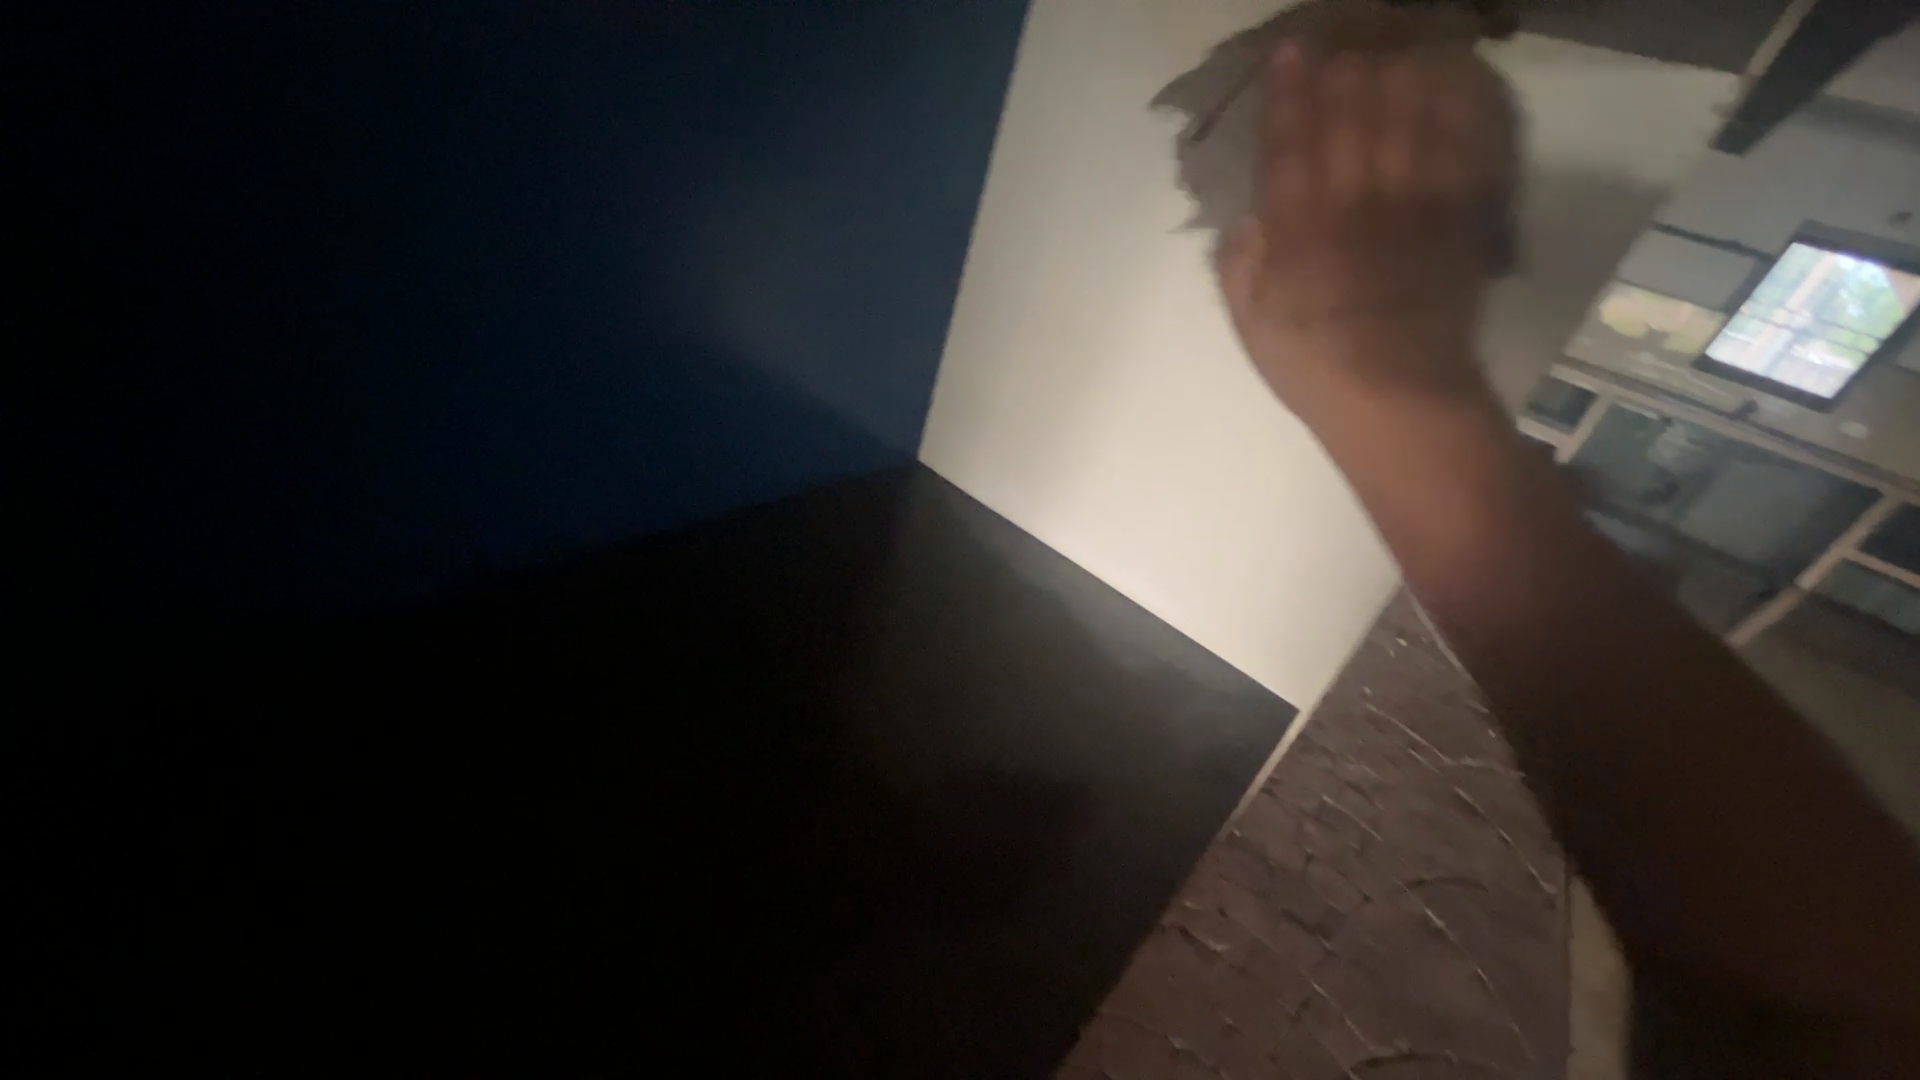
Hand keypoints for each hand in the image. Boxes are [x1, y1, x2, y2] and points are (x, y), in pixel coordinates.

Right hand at [1216, 3, 1516, 424]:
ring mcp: (1409, 208)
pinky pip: (1457, 148)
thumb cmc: (1312, 367)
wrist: (1397, 398)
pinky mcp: (1455, 218)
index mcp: (1296, 235)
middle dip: (1344, 68)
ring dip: (1398, 69)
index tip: (1290, 53)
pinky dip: (1454, 104)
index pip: (1289, 148)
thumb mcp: (1251, 327)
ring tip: (1394, 36)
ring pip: (1405, 120)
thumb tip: (1247, 216)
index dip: (1289, 97)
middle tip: (1344, 31)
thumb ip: (1240, 267)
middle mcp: (1352, 207)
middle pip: (1349, 119)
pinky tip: (1449, 74)